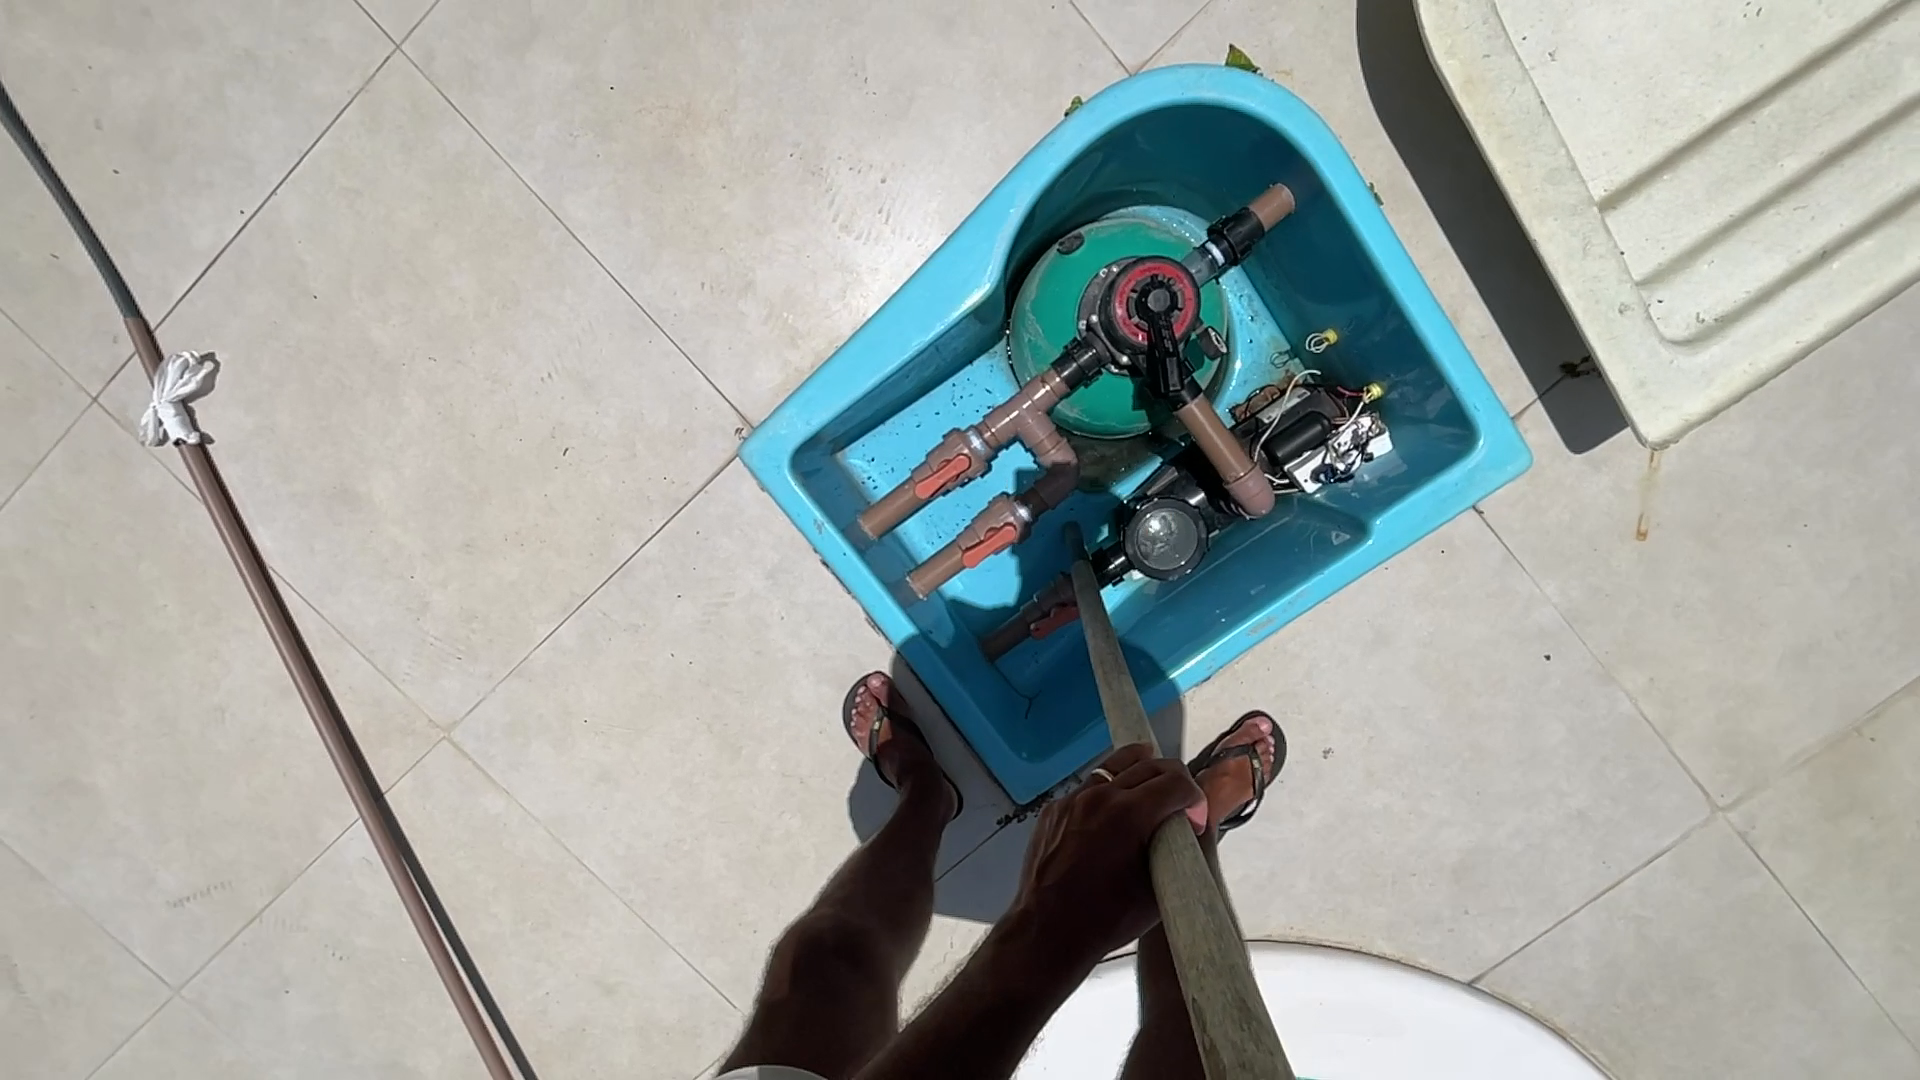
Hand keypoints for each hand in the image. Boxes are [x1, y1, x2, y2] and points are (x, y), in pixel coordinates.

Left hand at [1010, 743, 1206, 967]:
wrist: (1048, 928)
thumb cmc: (1106, 918)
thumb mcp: (1156, 889)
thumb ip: (1173, 851)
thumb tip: (1182, 831)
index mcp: (1129, 814)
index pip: (1175, 782)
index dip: (1194, 797)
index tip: (1196, 815)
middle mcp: (1100, 796)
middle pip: (1148, 765)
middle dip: (1172, 778)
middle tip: (1181, 797)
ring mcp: (1073, 798)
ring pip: (1113, 767)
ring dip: (1139, 771)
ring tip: (1151, 780)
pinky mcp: (1055, 807)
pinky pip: (1087, 788)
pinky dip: (1106, 791)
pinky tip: (1112, 809)